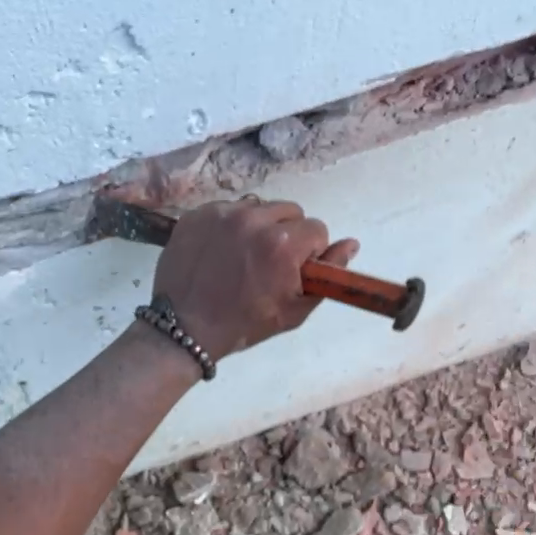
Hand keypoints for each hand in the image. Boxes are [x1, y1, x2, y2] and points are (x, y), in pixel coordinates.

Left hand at [151, 197, 358, 358]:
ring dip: (258, 226)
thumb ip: (327, 274)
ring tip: (241, 256)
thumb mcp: (294, 310)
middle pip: (289, 212)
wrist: (184, 327)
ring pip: (258, 207)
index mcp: (283, 243)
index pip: (316, 229)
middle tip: (267, 263)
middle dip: (286, 234)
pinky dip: (229, 226)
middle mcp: (254, 218)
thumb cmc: (244, 324)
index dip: (309, 252)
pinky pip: (227, 209)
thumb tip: (351, 244)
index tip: (292, 270)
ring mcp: (222, 213)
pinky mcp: (197, 214)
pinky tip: (219, 251)